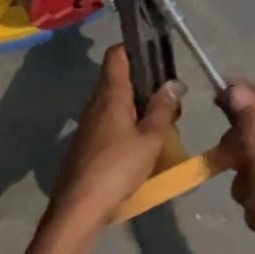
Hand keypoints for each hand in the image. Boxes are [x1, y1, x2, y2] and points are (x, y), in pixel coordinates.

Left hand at [48, 46, 182, 225]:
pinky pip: (110, 122)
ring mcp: (89, 123)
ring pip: (116, 103)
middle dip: (145, 84)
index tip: (157, 56)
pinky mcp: (87, 142)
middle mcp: (95, 102)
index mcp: (110, 94)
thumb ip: (163, 108)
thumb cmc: (118, 167)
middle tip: (172, 100)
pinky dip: (128, 124)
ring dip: (139, 107)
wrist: (80, 205)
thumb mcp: (151, 138)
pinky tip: (144, 144)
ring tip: (164, 123)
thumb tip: (174, 82)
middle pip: (119, 79)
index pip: (116, 54)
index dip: (135, 49)